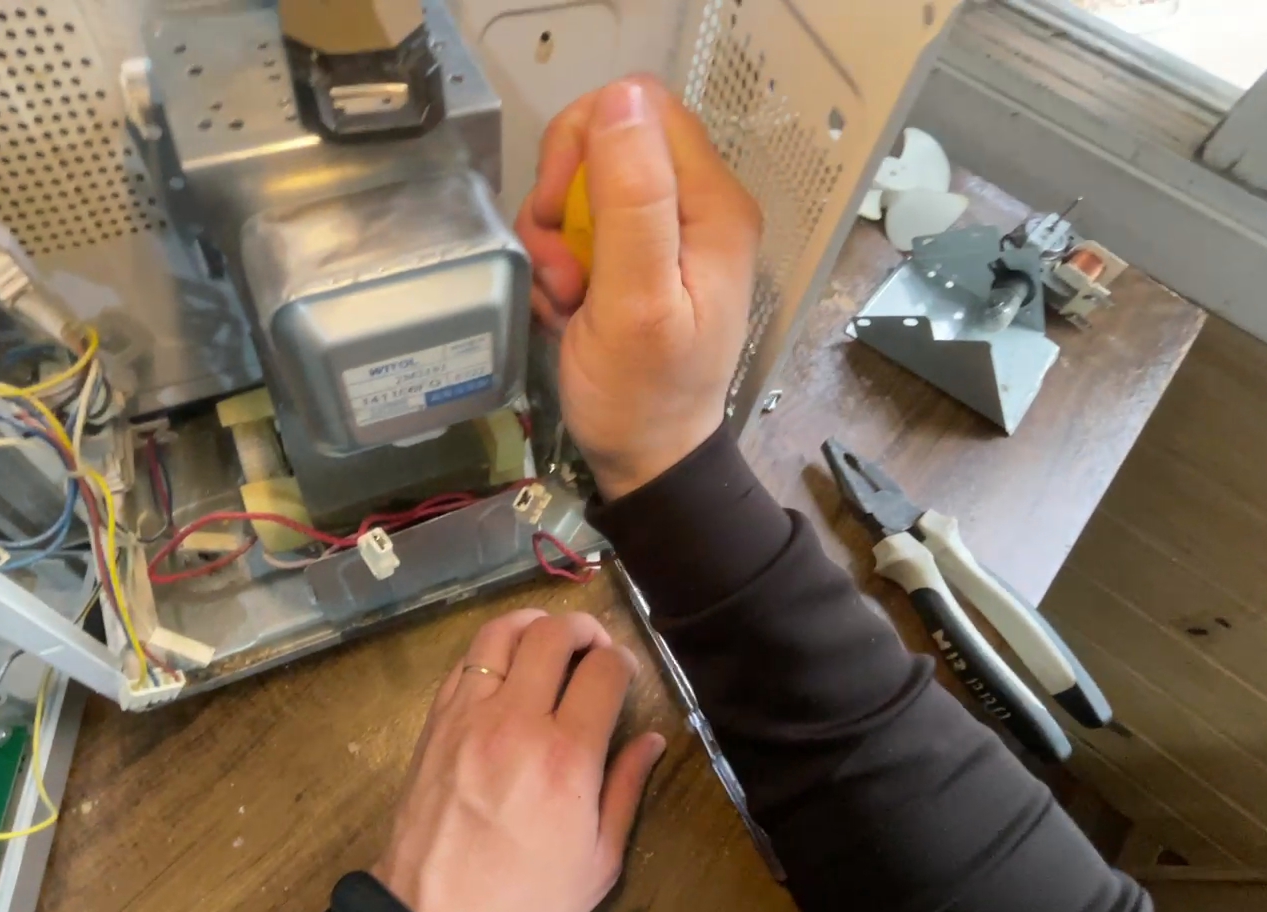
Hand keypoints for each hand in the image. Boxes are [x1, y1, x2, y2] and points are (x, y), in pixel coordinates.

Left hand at [373, 610, 667, 911]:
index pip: (603, 671)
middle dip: (585, 627)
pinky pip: (466, 659)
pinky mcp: (437, 720)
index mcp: (566, 757)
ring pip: (502, 632)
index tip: (624, 674)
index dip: (623, 661)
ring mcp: (469, 715)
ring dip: (535, 623)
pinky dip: (494, 648)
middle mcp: (517, 721)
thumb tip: (653, 739)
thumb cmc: (527, 901)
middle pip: (553, 634)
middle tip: (595, 646)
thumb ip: (628, 788)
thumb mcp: (599, 861)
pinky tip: (508, 667)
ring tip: (550, 640)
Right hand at [515, 76, 762, 499]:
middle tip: (562, 269)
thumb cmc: (641, 395)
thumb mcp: (636, 303)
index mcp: (711, 206)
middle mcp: (694, 208)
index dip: (585, 147)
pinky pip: (579, 232)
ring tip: (568, 300)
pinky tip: (568, 309)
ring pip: (582, 190)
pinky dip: (559, 267)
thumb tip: (620, 97)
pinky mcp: (634, 262)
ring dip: (555, 243)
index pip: (641, 110)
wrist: (647, 458)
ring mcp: (663, 236)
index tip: (563, 214)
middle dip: (563, 201)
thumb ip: (632, 202)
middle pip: (606, 143)